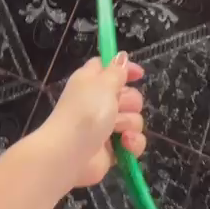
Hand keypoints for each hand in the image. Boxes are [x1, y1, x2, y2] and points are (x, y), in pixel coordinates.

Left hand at [39, 53, 145, 187]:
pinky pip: (133, 141)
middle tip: (118, 107)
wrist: (70, 153)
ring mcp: (106, 126)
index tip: (139, 74)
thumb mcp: (102, 84)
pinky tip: (124, 145)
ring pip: (134, 119)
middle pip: (129, 95)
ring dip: (129, 124)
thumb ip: (116, 71)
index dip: (124, 69)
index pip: (110, 68)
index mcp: (91, 81)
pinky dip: (132, 144)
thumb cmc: (85, 112)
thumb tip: (121, 55)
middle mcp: (98, 102)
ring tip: (117, 130)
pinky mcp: (113, 148)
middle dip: (130, 102)